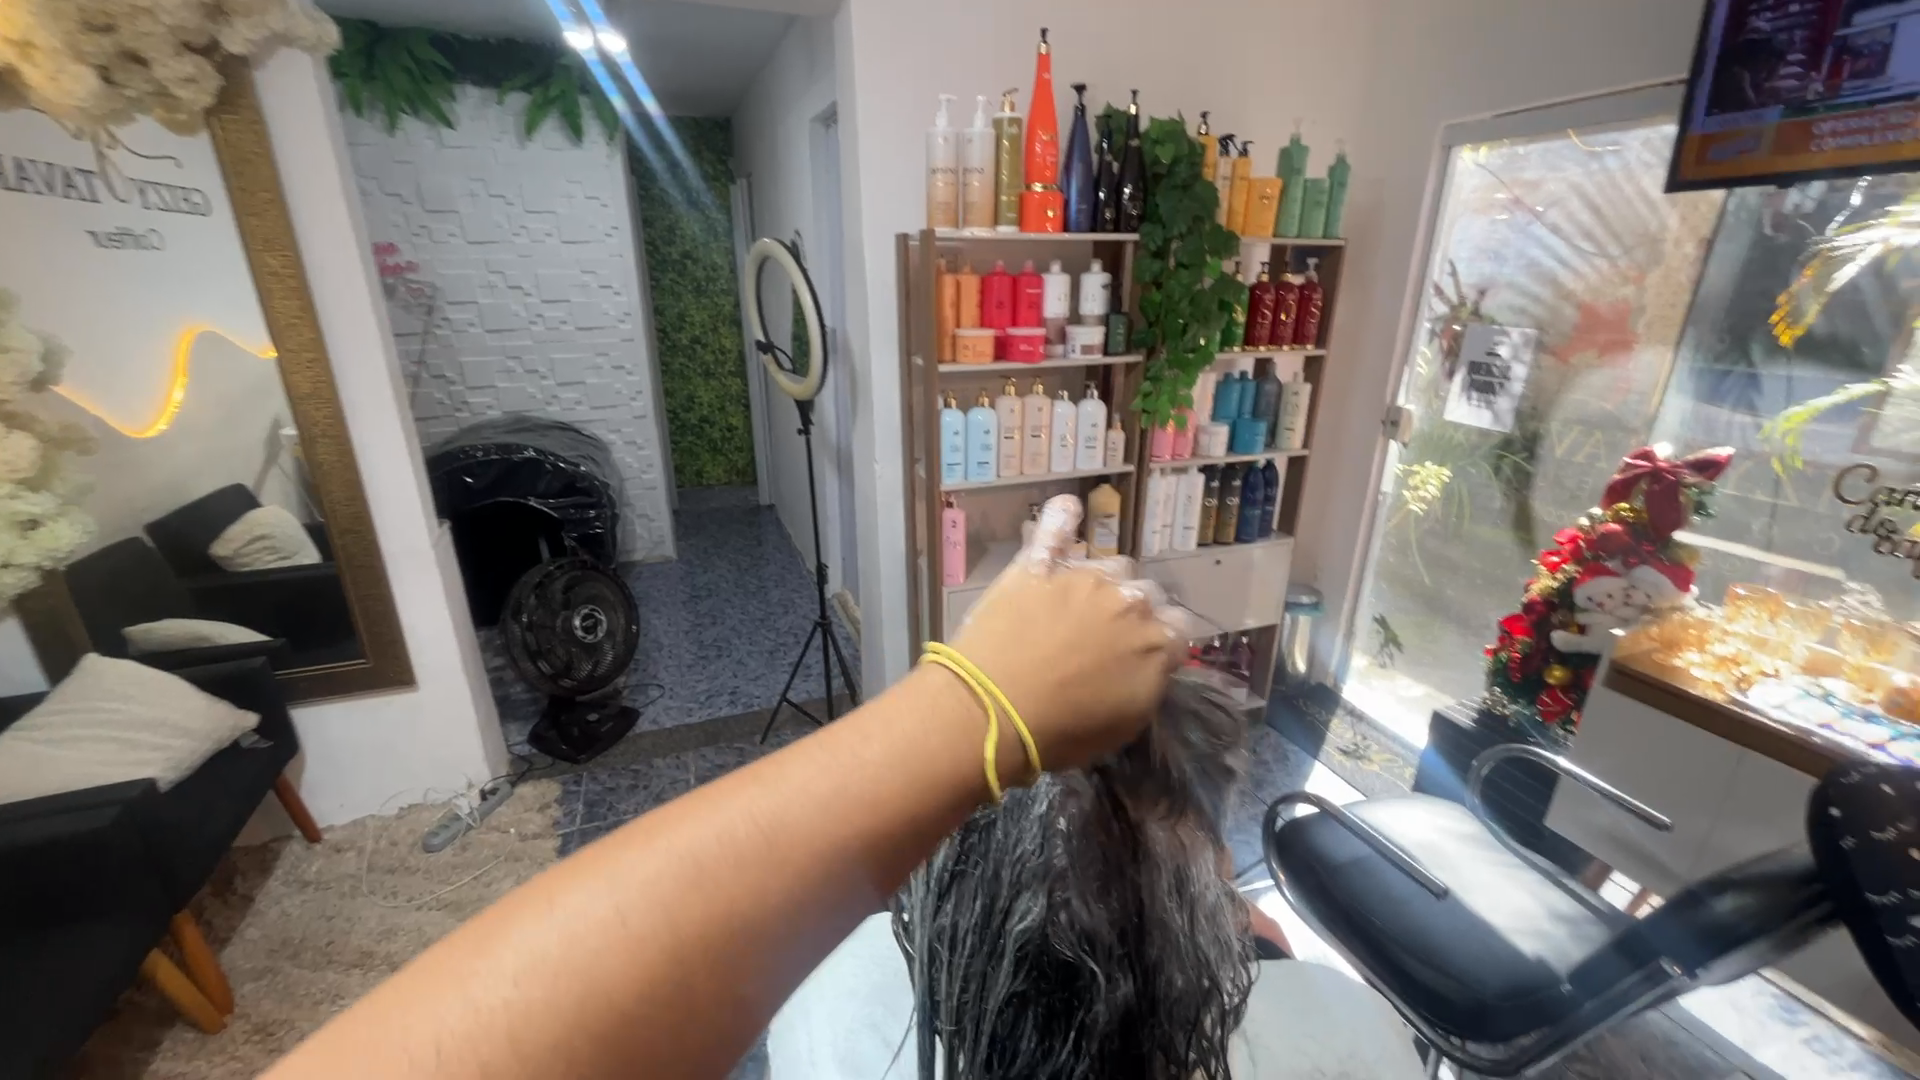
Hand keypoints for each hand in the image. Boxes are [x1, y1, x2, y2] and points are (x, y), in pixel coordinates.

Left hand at [947, 495, 1180, 778]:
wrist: (993, 709)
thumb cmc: (1060, 731)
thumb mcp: (1123, 724)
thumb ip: (1146, 682)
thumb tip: (1149, 663)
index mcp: (1157, 642)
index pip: (1178, 628)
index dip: (1160, 642)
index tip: (1140, 656)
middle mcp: (1129, 600)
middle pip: (1145, 593)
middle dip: (1131, 612)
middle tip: (1102, 638)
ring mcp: (1082, 576)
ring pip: (1110, 566)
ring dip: (1102, 582)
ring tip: (1077, 605)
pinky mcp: (1038, 565)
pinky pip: (1057, 527)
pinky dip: (1063, 517)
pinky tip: (1067, 509)